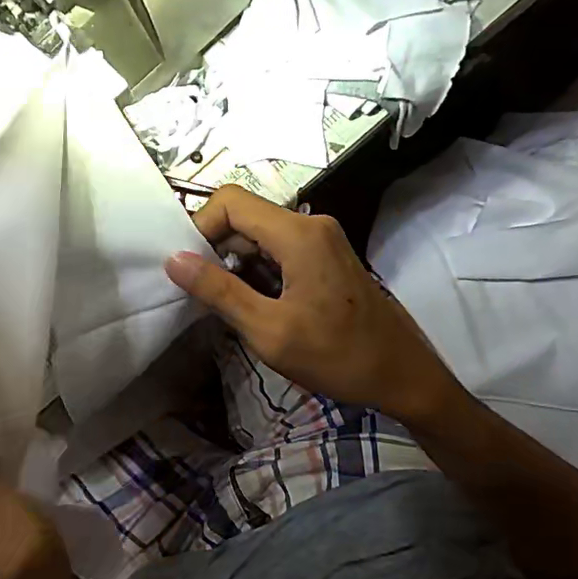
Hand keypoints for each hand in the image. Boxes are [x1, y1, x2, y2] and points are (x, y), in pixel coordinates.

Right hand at [165, 185, 464, 424]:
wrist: (403, 377)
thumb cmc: (337, 357)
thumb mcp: (269, 330)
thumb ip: (219, 291)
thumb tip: (174, 260)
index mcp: (298, 234)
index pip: (230, 201)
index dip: (201, 227)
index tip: (188, 268)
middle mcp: (311, 225)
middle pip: (245, 215)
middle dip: (216, 248)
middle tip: (202, 293)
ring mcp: (322, 240)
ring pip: (260, 234)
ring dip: (236, 263)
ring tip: (226, 304)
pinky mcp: (326, 258)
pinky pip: (279, 249)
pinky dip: (258, 270)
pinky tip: (254, 305)